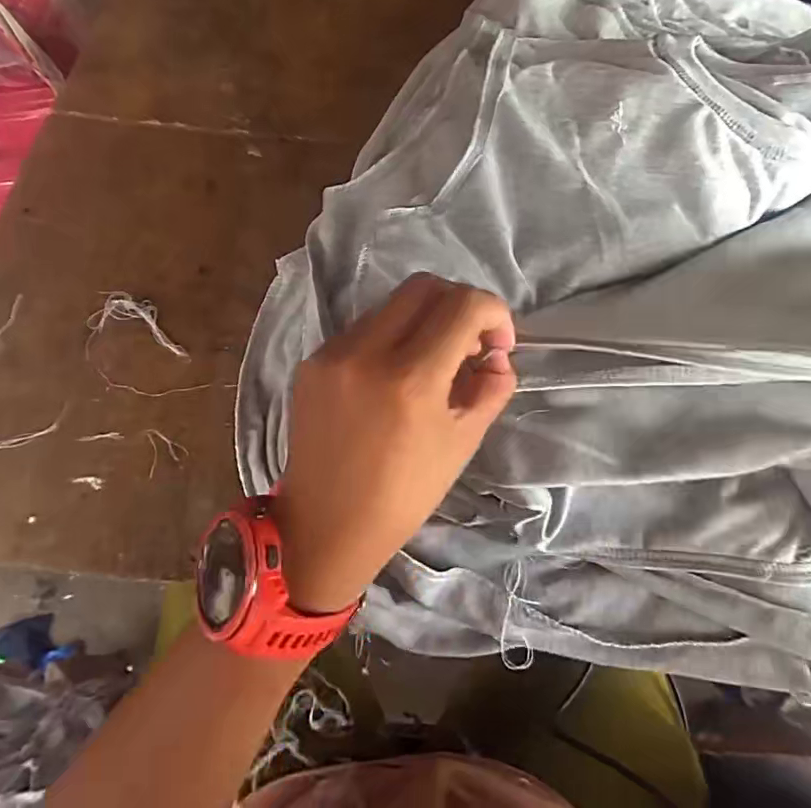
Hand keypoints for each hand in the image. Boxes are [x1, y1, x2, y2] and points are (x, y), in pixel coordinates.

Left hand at [270, 273, 516, 612]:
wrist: (327, 523)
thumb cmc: (404, 494)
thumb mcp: (463, 442)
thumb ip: (490, 387)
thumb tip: (498, 353)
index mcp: (410, 379)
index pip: (462, 305)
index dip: (494, 312)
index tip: (498, 343)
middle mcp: (366, 353)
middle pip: (424, 286)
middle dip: (458, 304)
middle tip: (468, 343)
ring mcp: (332, 353)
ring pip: (390, 304)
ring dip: (423, 319)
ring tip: (431, 361)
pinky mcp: (312, 361)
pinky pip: (362, 328)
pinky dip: (390, 337)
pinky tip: (394, 374)